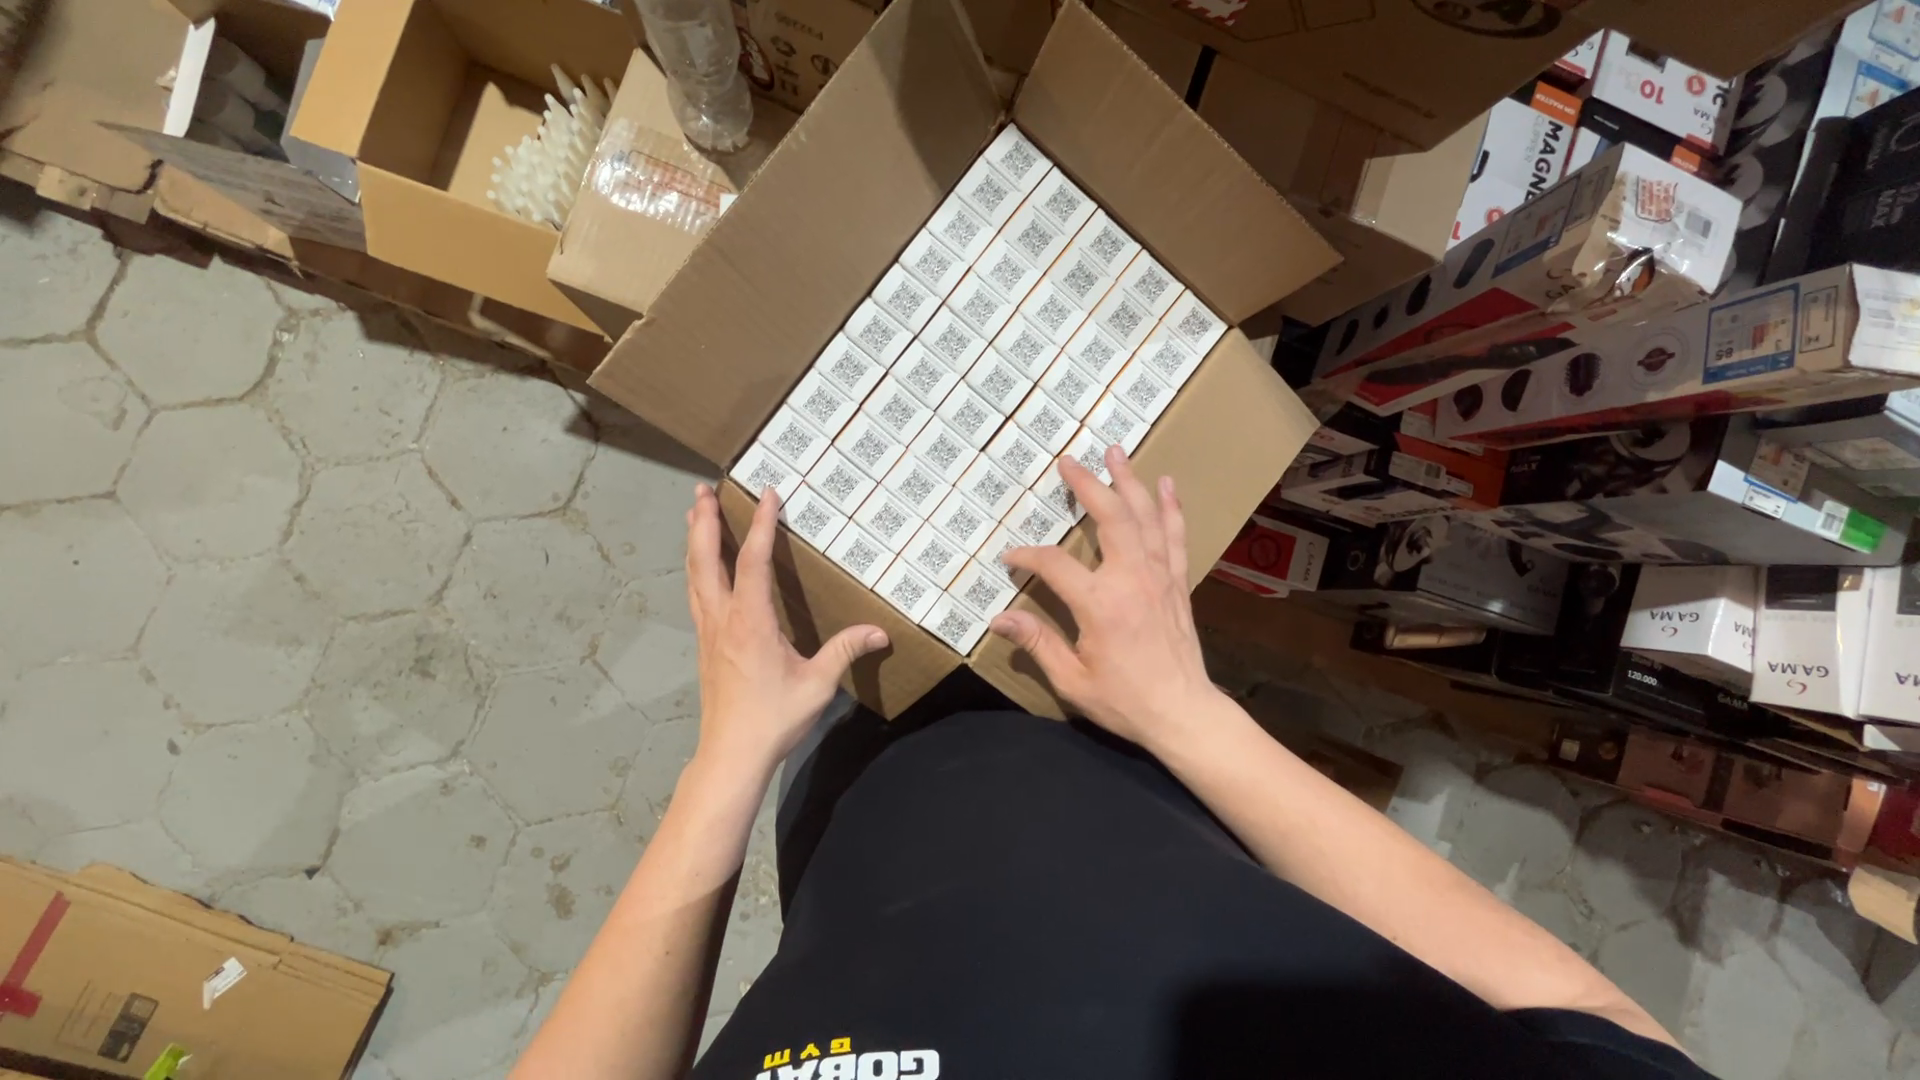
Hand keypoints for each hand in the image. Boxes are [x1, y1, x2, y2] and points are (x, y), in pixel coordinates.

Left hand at [685, 483, 889, 771]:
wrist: (731, 753)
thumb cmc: (774, 717)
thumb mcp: (818, 684)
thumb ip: (845, 651)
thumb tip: (879, 631)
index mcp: (751, 621)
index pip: (753, 561)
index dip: (761, 525)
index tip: (768, 494)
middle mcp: (723, 619)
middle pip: (705, 559)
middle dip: (703, 522)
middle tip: (702, 489)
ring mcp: (709, 632)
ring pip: (695, 575)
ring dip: (694, 541)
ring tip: (694, 514)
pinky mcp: (705, 646)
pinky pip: (696, 595)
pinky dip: (696, 569)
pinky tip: (700, 569)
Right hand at [988, 447, 1227, 750]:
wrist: (1183, 712)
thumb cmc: (1124, 700)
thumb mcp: (1072, 680)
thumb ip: (1037, 642)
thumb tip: (999, 617)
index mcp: (1100, 604)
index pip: (1054, 564)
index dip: (1027, 557)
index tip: (1010, 558)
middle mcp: (1132, 579)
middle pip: (1109, 518)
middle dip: (1087, 485)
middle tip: (1068, 461)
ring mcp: (1160, 578)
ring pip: (1144, 518)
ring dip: (1129, 482)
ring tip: (1115, 452)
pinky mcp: (1178, 583)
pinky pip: (1175, 536)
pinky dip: (1170, 508)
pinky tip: (1166, 484)